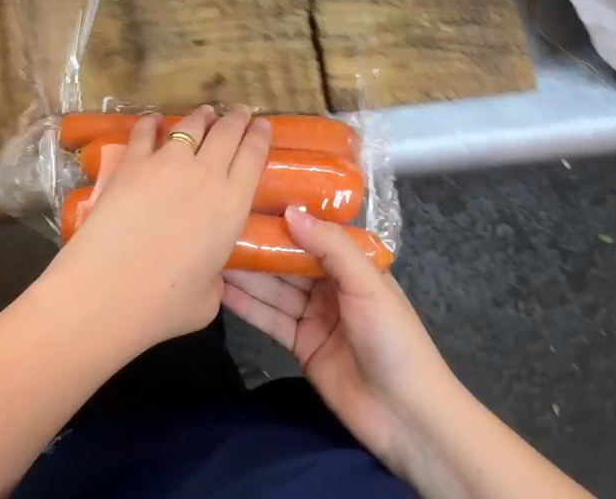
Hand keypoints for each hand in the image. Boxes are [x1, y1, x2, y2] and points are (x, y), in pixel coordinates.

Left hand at [44, 106, 271, 356]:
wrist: (109, 291)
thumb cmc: (164, 305)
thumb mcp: (210, 297)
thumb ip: (216, 274)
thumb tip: (208, 271)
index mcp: (233, 206)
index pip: (254, 156)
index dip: (260, 135)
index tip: (262, 124)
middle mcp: (206, 176)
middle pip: (227, 132)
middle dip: (236, 117)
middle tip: (240, 111)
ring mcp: (167, 164)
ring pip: (192, 126)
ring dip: (202, 116)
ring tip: (205, 112)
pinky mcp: (132, 163)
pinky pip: (145, 132)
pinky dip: (151, 123)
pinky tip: (153, 121)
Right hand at [221, 207, 456, 477]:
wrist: (405, 415)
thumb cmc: (394, 339)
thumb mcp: (367, 284)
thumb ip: (330, 246)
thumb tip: (290, 211)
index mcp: (353, 264)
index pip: (313, 233)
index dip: (283, 218)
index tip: (250, 198)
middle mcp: (331, 285)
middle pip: (288, 260)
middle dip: (257, 244)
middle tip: (218, 225)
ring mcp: (314, 315)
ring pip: (274, 287)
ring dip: (245, 272)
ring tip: (210, 251)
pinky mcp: (300, 345)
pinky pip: (269, 318)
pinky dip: (246, 304)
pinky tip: (220, 288)